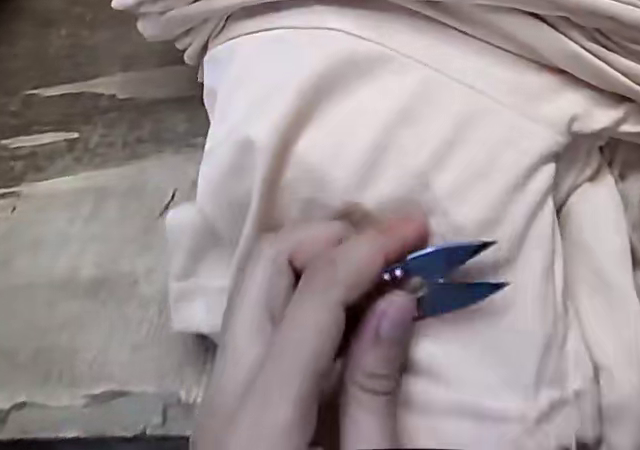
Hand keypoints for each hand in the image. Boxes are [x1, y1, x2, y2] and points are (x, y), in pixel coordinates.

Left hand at [194, 212, 430, 449]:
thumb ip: (374, 389)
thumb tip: (397, 295)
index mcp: (260, 412)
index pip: (314, 291)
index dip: (369, 248)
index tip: (418, 227)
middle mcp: (227, 379)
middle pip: (268, 260)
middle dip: (333, 235)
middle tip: (395, 243)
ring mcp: (221, 380)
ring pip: (260, 275)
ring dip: (319, 252)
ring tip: (381, 261)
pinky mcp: (231, 389)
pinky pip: (266, 308)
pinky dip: (309, 284)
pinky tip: (353, 300)